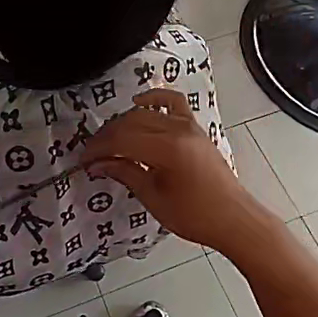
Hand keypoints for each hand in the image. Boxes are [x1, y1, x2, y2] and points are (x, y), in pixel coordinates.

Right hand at [84, 89, 283, 255]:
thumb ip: (126, 174)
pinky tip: (140, 102)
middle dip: (107, 137)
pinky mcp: (196, 129)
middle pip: (131, 122)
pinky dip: (156, 98)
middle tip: (93, 154)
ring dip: (125, 122)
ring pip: (147, 112)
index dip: (98, 148)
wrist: (232, 218)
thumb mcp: (153, 198)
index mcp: (166, 149)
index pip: (121, 139)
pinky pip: (174, 103)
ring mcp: (189, 126)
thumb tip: (99, 164)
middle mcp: (178, 130)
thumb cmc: (195, 216)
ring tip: (111, 140)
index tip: (84, 160)